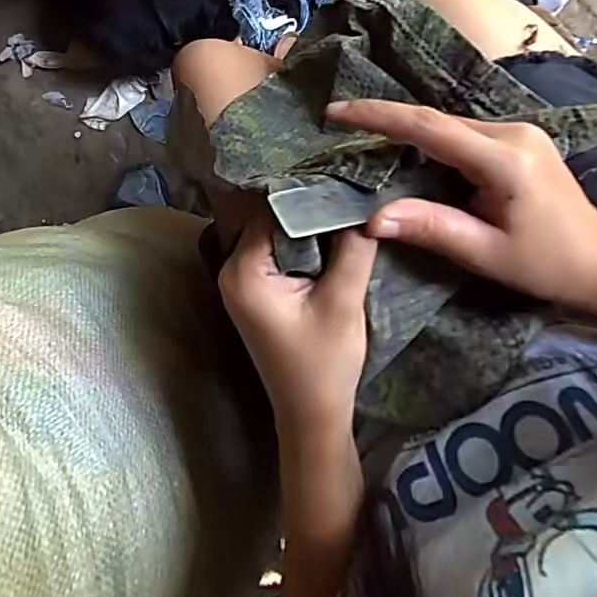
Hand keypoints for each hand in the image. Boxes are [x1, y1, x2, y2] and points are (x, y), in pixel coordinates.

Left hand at [218, 213, 380, 439]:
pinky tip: (332, 237)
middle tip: (350, 192)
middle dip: (310, 208)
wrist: (312, 414)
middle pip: (271, 220)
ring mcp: (241, 281)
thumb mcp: (343, 302)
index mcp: (243, 272)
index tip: (345, 182)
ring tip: (346, 209)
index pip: (273, 212)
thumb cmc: (324, 364)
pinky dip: (303, 243)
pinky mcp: (256, 290)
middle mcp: (232, 271)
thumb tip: (364, 202)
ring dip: (308, 226)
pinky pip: (278, 252)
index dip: (309, 196)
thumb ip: (353, 249)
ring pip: (276, 234)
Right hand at [326, 98, 596, 312]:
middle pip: (436, 120)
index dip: (379, 116)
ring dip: (406, 130)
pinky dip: (429, 139)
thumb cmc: (549, 264)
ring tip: (362, 138)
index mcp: (505, 160)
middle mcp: (512, 133)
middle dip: (385, 121)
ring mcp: (519, 132)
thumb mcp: (486, 253)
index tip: (336, 111)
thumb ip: (432, 228)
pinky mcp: (518, 140)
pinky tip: (405, 150)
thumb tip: (373, 219)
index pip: (429, 127)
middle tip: (338, 125)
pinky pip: (462, 133)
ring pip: (448, 124)